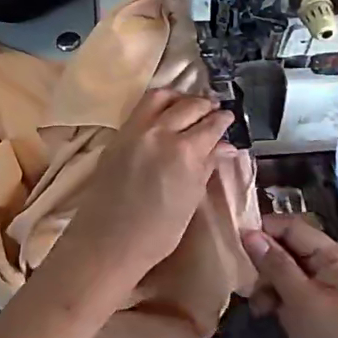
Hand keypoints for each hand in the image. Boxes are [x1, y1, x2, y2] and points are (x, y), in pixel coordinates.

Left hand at [42, 89, 235, 298]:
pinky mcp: (118, 135)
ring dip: (179, 97)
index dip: (223, 120)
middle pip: (189, 105)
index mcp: (185, 151)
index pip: (211, 125)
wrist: (109, 241)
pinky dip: (157, 104)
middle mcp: (160, 132)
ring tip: (188, 105)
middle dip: (205, 105)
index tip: (228, 119)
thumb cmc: (158, 232)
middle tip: (213, 110)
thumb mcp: (191, 199)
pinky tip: (164, 113)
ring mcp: (135, 130)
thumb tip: (224, 147)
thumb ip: (207, 166)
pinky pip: (141, 108)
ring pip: (161, 97)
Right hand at [244, 215, 337, 337]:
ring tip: (257, 304)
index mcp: (333, 256)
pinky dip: (271, 298)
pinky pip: (284, 291)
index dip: (263, 231)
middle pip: (285, 248)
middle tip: (245, 280)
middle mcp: (327, 266)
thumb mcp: (303, 300)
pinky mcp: (310, 310)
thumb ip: (275, 264)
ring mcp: (318, 289)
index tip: (234, 242)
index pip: (292, 228)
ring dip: (264, 283)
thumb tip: (247, 232)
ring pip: (280, 271)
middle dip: (262, 261)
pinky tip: (263, 312)